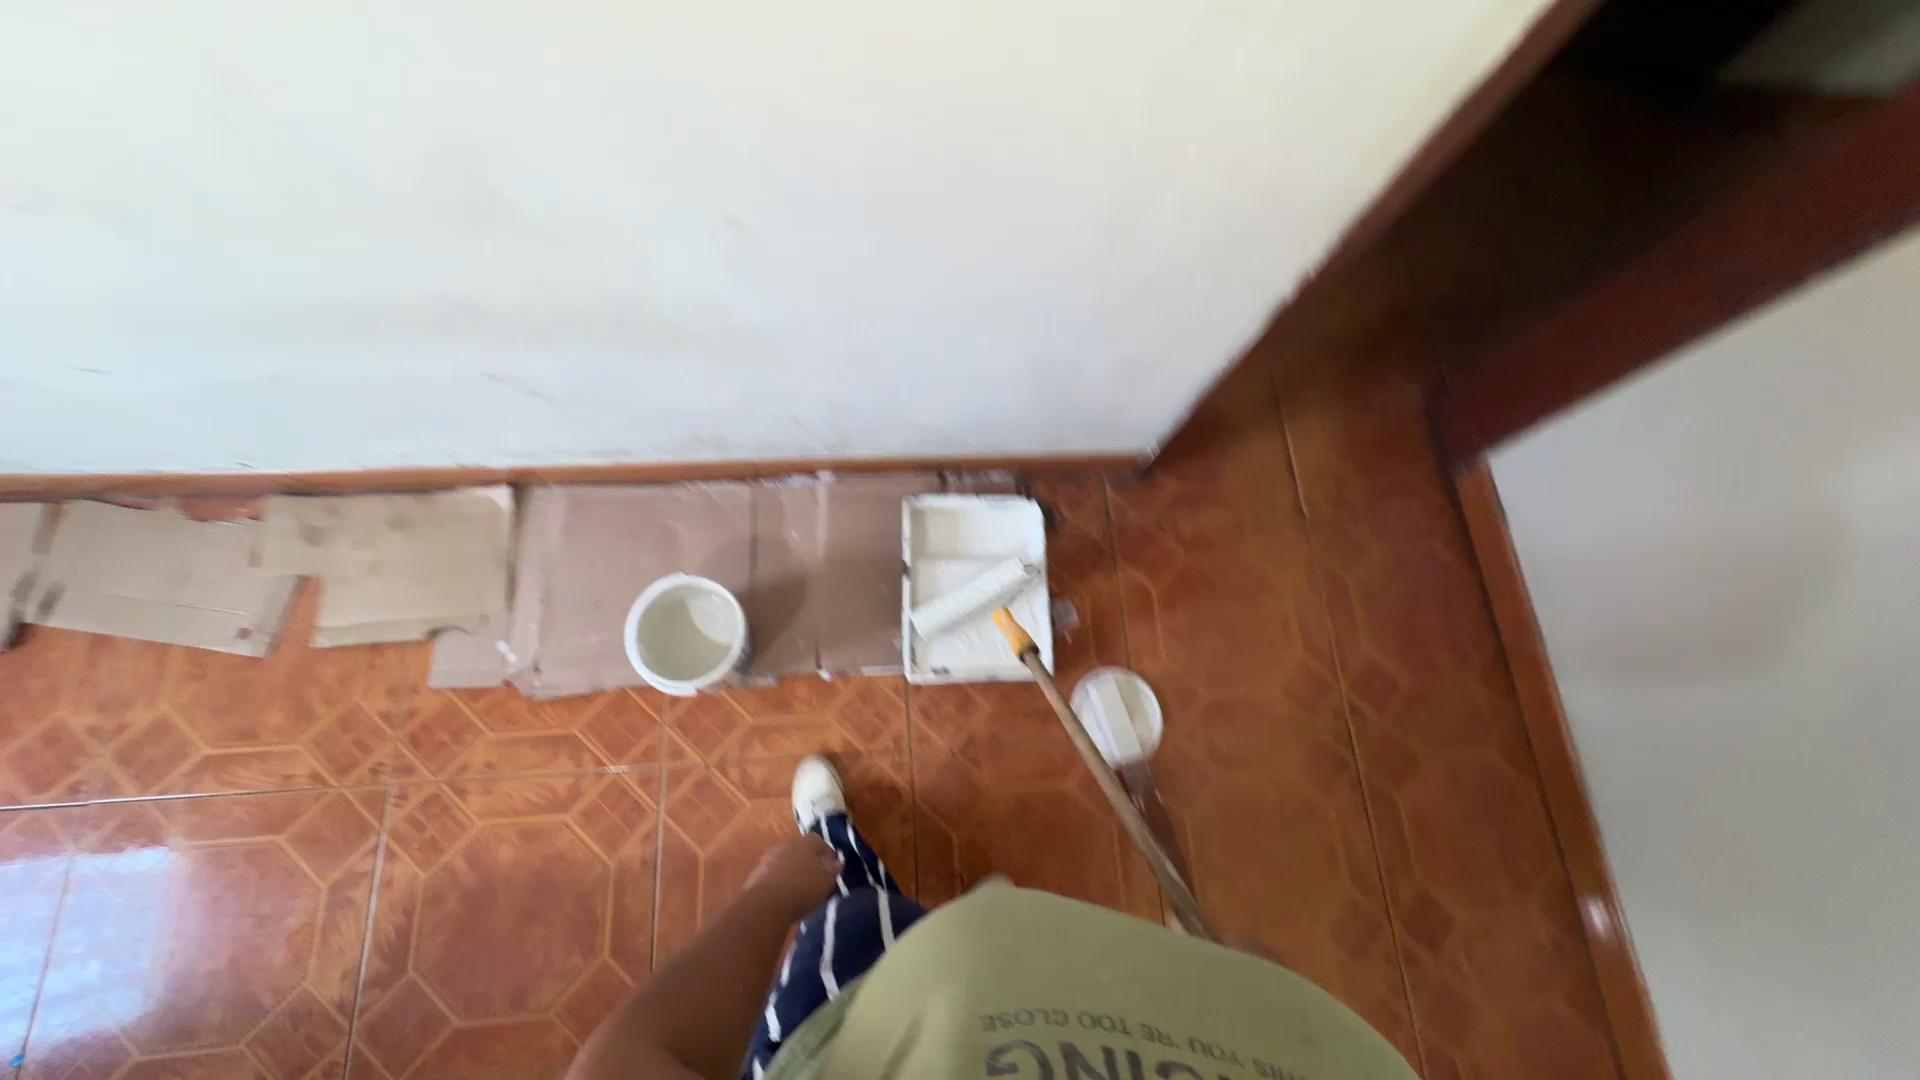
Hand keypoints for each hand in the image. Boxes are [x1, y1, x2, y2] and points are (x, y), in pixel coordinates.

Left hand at [744, 834, 840, 920]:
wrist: (765, 905)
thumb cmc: (802, 889)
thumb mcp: (826, 882)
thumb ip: (832, 871)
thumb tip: (837, 863)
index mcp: (803, 843)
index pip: (818, 840)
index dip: (826, 852)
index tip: (832, 866)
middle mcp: (784, 846)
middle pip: (799, 850)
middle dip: (807, 861)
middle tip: (815, 877)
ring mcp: (766, 860)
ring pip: (783, 862)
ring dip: (791, 872)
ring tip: (799, 889)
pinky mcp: (754, 877)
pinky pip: (771, 876)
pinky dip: (778, 883)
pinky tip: (783, 897)